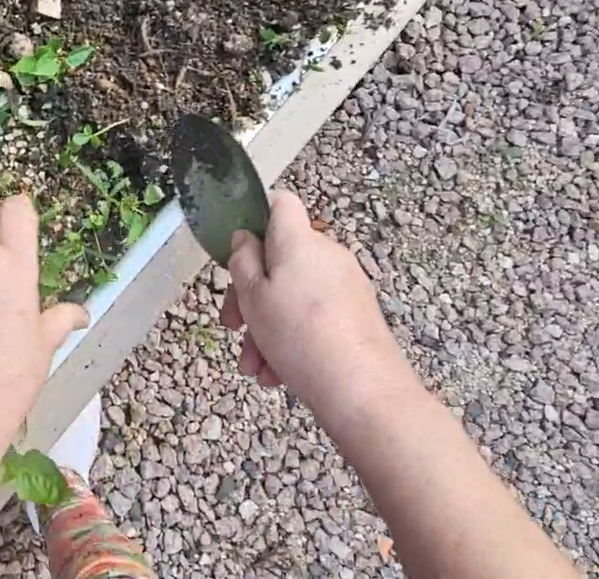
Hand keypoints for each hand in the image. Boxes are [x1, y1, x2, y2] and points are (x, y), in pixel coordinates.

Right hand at [220, 191, 419, 435]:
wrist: (366, 395)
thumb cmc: (298, 336)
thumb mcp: (252, 296)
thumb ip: (242, 259)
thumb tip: (246, 238)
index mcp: (299, 241)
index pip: (281, 203)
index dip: (257, 215)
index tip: (239, 250)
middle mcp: (326, 255)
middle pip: (279, 258)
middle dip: (250, 292)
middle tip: (232, 326)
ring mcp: (346, 286)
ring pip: (293, 293)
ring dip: (266, 325)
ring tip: (253, 367)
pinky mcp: (358, 316)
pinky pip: (314, 315)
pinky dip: (293, 336)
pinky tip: (275, 375)